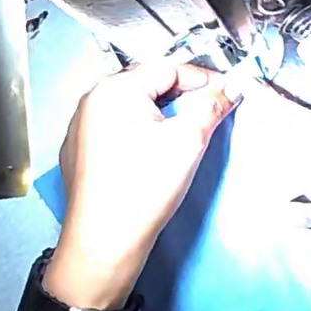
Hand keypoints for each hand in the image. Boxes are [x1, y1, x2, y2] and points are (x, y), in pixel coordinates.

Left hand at [46, 62, 238, 308]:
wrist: (104, 242)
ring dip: (160, 112)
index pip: (170, 68)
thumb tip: (233, 86)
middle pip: (148, 84)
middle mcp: (91, 99)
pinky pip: (115, 127)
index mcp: (116, 88)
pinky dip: (138, 131)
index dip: (203, 79)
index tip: (227, 92)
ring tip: (182, 133)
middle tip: (208, 112)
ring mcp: (80, 126)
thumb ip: (213, 105)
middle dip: (181, 95)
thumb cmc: (146, 186)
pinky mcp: (77, 151)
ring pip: (131, 106)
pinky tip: (151, 153)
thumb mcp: (190, 140)